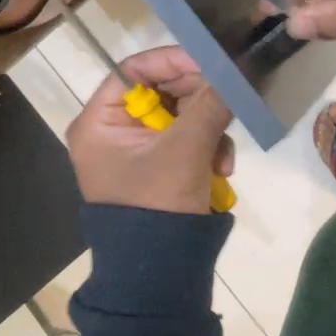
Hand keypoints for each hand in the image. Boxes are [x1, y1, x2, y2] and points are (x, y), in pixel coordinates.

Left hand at [67, 47, 235, 214]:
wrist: (158, 275)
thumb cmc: (158, 204)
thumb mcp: (186, 150)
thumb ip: (210, 104)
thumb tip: (236, 69)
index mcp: (100, 123)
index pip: (134, 70)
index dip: (173, 60)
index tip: (212, 62)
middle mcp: (113, 131)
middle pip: (163, 91)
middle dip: (200, 102)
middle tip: (229, 102)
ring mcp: (137, 152)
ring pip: (182, 116)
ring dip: (210, 129)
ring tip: (223, 157)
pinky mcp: (159, 169)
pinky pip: (187, 141)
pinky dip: (208, 149)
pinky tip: (221, 170)